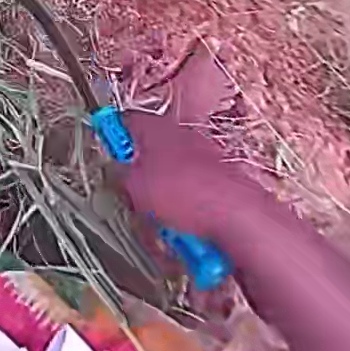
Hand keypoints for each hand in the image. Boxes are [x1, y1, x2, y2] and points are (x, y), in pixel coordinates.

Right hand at [112, 109, 262, 240]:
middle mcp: (181, 134)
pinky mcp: (224, 181)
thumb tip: (114, 172)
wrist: (241, 218)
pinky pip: (196, 192)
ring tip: (165, 222)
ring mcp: (205, 156)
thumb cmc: (183, 194)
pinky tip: (188, 230)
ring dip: (166, 195)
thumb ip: (118, 176)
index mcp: (156, 127)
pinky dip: (190, 208)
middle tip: (134, 196)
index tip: (107, 154)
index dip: (113, 136)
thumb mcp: (135, 188)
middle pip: (150, 149)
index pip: (125, 120)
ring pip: (173, 174)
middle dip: (141, 175)